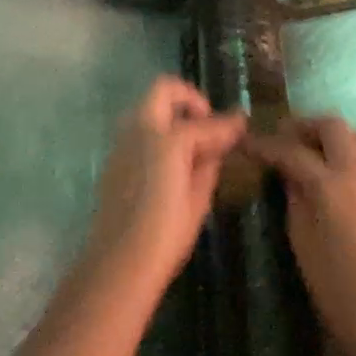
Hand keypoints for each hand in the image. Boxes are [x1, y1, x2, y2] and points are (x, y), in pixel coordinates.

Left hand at [86, 76, 246, 288]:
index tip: (241, 123)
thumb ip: (209, 161)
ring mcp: (122, 141)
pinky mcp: (113, 157)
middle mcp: (140, 130)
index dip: (226, 124)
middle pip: (164, 91)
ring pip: (147, 107)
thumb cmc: (166, 235)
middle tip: (207, 122)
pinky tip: (171, 161)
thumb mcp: (198, 198)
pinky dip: (157, 132)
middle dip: (189, 99)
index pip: (204, 123)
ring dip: (170, 113)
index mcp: (166, 139)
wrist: (118, 264)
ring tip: (192, 144)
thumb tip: (219, 143)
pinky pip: (138, 130)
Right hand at [253, 117, 355, 355]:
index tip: (247, 142)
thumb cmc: (329, 277)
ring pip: (351, 136)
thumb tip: (284, 168)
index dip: (267, 145)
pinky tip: (323, 170)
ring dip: (325, 135)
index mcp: (331, 185)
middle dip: (304, 126)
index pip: (293, 151)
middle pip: (332, 126)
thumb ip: (292, 192)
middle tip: (282, 138)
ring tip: (302, 150)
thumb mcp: (298, 232)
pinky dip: (339, 152)